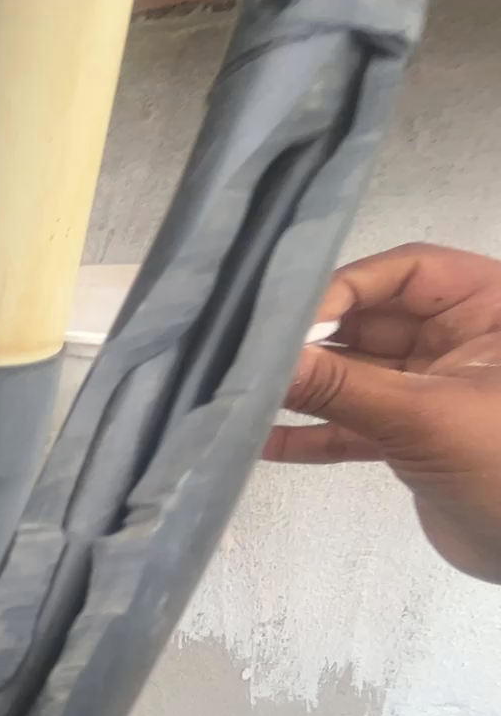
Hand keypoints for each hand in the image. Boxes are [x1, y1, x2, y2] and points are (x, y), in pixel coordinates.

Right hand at [263, 243, 500, 582]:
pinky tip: (257, 443)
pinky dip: (301, 434)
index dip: (344, 290)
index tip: (284, 330)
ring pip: (348, 375)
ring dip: (296, 390)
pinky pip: (343, 425)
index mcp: (498, 312)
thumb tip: (259, 363)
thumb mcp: (426, 418)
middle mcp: (464, 343)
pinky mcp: (408, 436)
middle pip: (366, 322)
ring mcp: (432, 391)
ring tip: (240, 400)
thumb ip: (338, 387)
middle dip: (308, 342)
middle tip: (245, 363)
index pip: (408, 272)